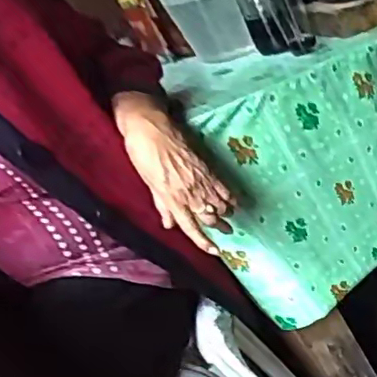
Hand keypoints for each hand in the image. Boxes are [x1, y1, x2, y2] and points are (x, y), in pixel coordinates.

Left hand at [114, 91, 234, 255]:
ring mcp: (202, 183)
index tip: (216, 250)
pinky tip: (234, 202)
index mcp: (172, 199)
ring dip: (226, 214)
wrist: (149, 126)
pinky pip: (225, 191)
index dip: (204, 242)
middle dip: (220, 227)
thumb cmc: (142, 153)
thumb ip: (162, 205)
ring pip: (221, 206)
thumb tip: (168, 224)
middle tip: (226, 230)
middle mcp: (190, 195)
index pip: (191, 227)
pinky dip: (231, 199)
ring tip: (229, 216)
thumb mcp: (149, 182)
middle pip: (210, 218)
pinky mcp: (209, 171)